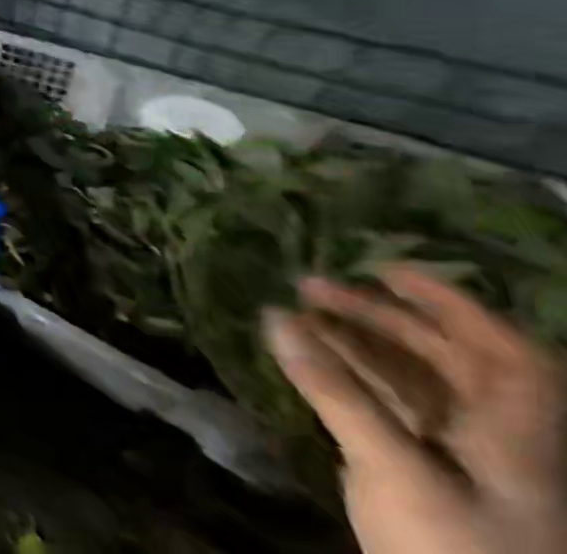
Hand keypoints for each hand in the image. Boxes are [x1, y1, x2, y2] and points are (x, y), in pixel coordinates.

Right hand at [264, 266, 566, 553]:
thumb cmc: (457, 544)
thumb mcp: (392, 466)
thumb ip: (333, 389)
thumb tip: (273, 315)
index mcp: (519, 429)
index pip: (500, 347)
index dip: (448, 302)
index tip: (382, 266)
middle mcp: (504, 436)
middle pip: (451, 359)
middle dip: (381, 317)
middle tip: (308, 286)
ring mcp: (474, 460)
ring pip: (422, 384)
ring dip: (363, 345)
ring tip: (298, 316)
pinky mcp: (443, 478)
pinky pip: (403, 411)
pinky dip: (360, 380)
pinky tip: (314, 365)